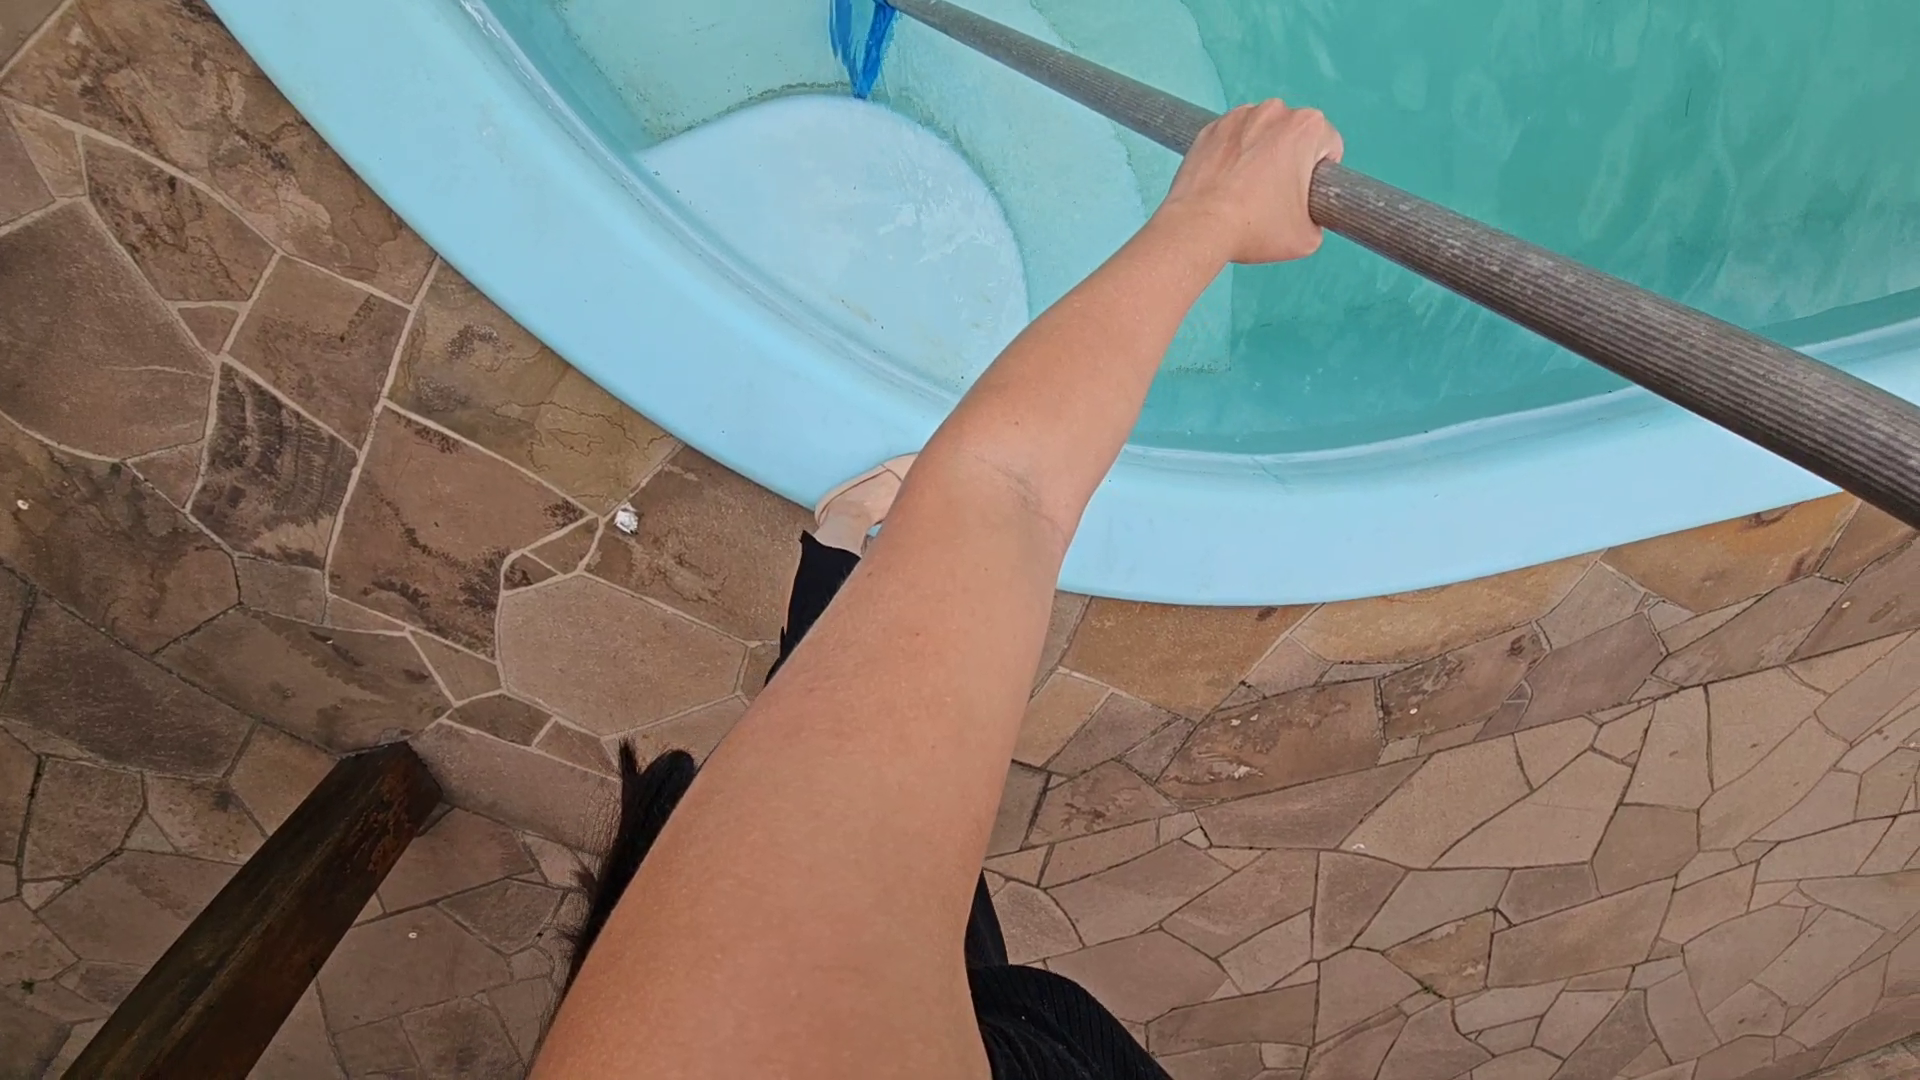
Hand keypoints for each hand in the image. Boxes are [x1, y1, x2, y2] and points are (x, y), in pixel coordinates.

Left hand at [1157, 99, 1343, 263]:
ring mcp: (1237, 117)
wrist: (1196, 229)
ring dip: (1257, 156)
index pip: (1328, 147)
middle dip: (1286, 163)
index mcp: (1308, 126)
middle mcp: (1274, 110)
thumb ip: (1319, 220)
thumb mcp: (1306, 238)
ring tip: (1242, 193)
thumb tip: (1310, 218)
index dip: (1318, 176)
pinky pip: (1229, 141)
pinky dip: (1229, 157)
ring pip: (1259, 136)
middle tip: (1269, 199)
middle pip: (1292, 138)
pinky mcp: (1208, 129)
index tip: (1300, 196)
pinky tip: (1223, 185)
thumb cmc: (1252, 229)